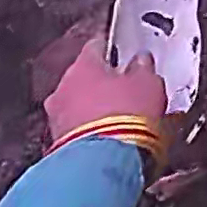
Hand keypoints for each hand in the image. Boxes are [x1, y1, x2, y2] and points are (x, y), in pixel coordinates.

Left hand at [44, 39, 167, 140]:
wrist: (105, 160)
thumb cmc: (125, 114)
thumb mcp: (149, 81)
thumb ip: (142, 67)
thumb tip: (141, 63)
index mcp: (82, 66)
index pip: (96, 46)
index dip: (112, 47)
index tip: (123, 50)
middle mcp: (63, 89)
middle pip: (84, 77)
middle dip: (103, 80)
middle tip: (126, 84)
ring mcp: (57, 118)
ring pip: (78, 103)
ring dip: (96, 106)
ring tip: (123, 113)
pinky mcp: (59, 143)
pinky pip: (78, 127)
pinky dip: (92, 127)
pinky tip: (112, 131)